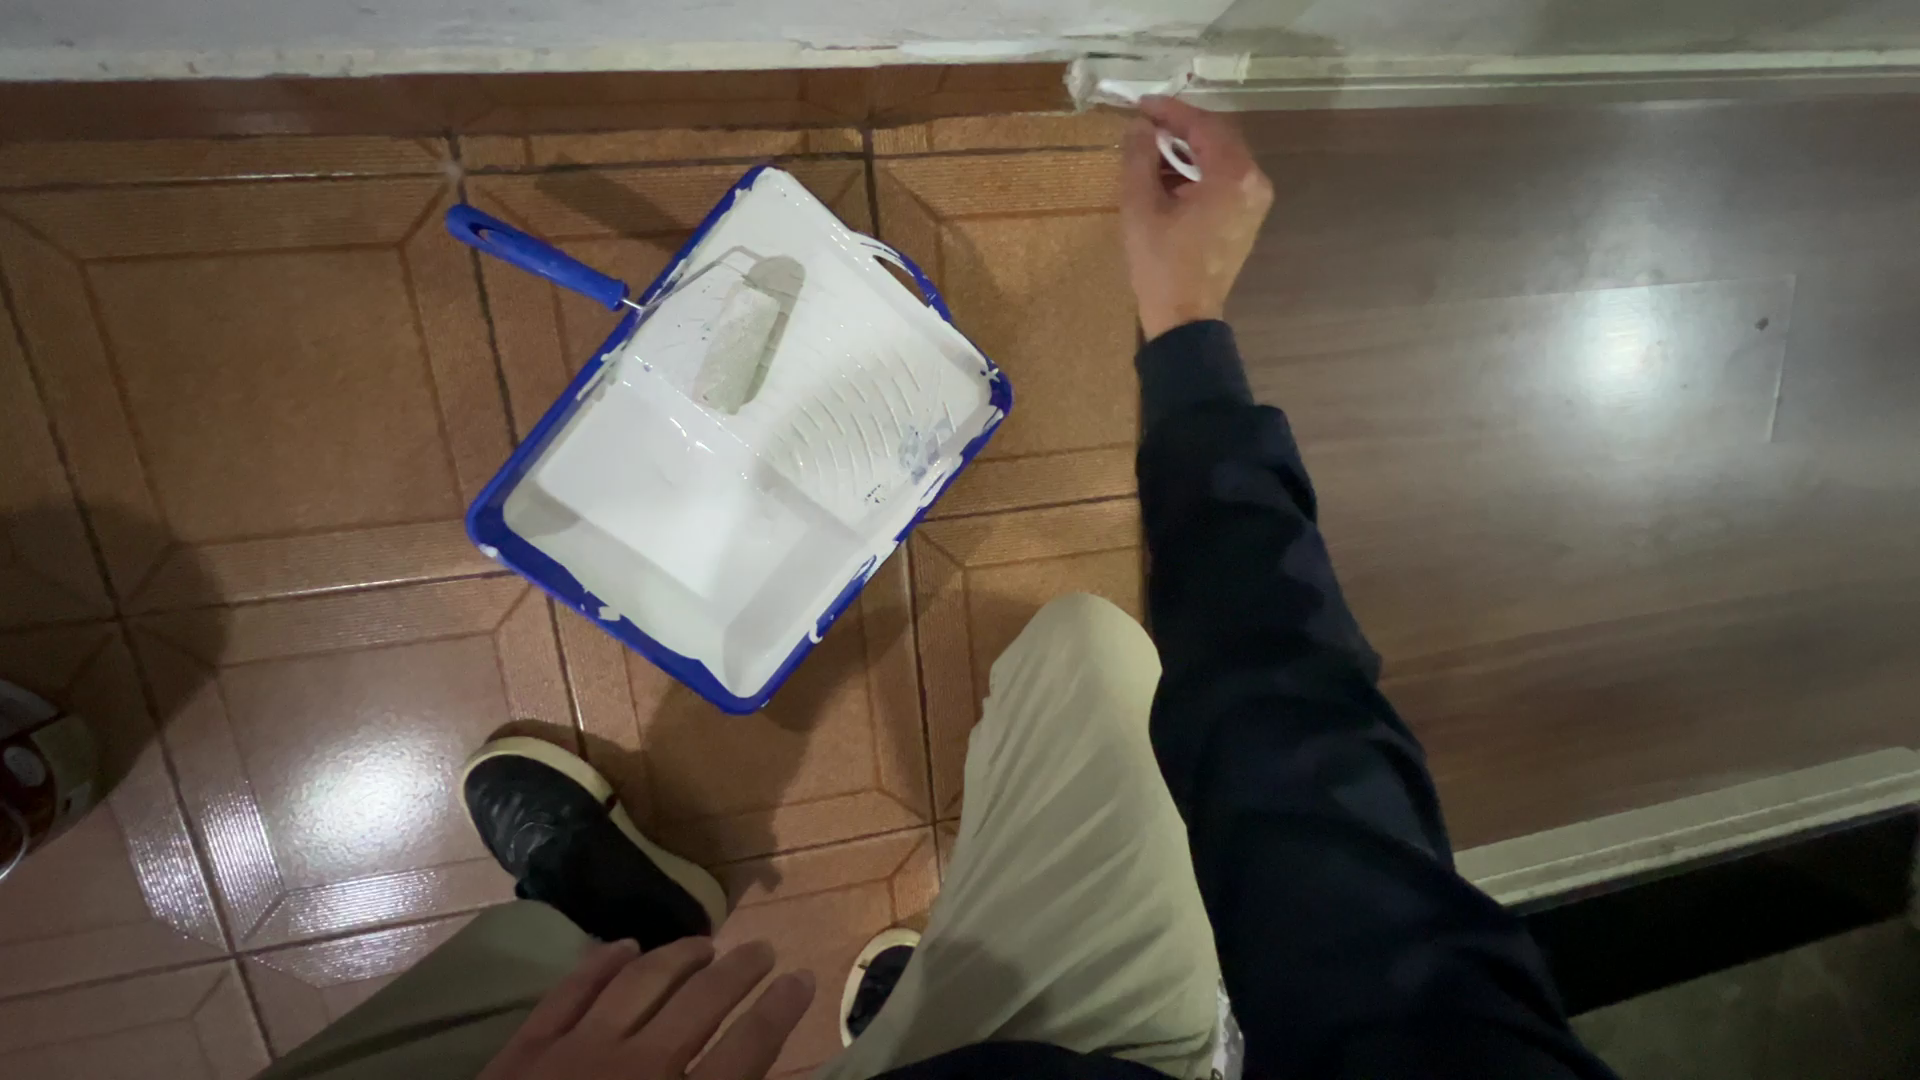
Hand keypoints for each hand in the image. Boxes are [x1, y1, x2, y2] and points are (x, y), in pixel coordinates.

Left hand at [478, 937, 815, 1079]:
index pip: (749, 1046)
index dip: (783, 1008)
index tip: (803, 978)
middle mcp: (638, 1069)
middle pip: (706, 998)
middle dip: (744, 968)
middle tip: (763, 949)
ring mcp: (577, 1053)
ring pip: (645, 978)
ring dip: (682, 954)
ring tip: (705, 945)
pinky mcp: (523, 1052)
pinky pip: (571, 990)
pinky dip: (602, 962)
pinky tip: (624, 946)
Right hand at [1119, 97, 1273, 339]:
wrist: (1184, 319)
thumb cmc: (1161, 266)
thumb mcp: (1140, 209)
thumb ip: (1139, 159)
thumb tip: (1139, 127)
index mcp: (1233, 174)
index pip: (1202, 125)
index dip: (1169, 112)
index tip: (1140, 105)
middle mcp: (1253, 182)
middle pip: (1217, 138)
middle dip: (1180, 130)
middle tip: (1146, 127)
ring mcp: (1254, 203)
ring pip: (1220, 160)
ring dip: (1187, 153)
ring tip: (1151, 155)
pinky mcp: (1245, 221)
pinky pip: (1224, 183)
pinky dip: (1198, 175)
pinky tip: (1169, 181)